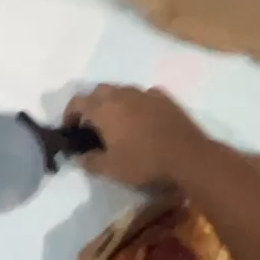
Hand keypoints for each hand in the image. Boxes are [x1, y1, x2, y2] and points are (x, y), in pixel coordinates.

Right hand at [63, 84, 213, 188]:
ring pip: (121, 90)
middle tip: (91, 124)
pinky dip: (136, 104)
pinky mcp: (165, 99)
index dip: (69, 114)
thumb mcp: (111, 169)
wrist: (190, 158)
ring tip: (116, 122)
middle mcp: (122, 94)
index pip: (77, 102)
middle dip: (91, 104)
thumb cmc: (144, 163)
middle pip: (98, 91)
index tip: (70, 129)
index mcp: (104, 109)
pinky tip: (141, 119)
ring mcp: (145, 94)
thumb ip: (90, 161)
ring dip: (113, 102)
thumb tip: (79, 157)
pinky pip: (143, 96)